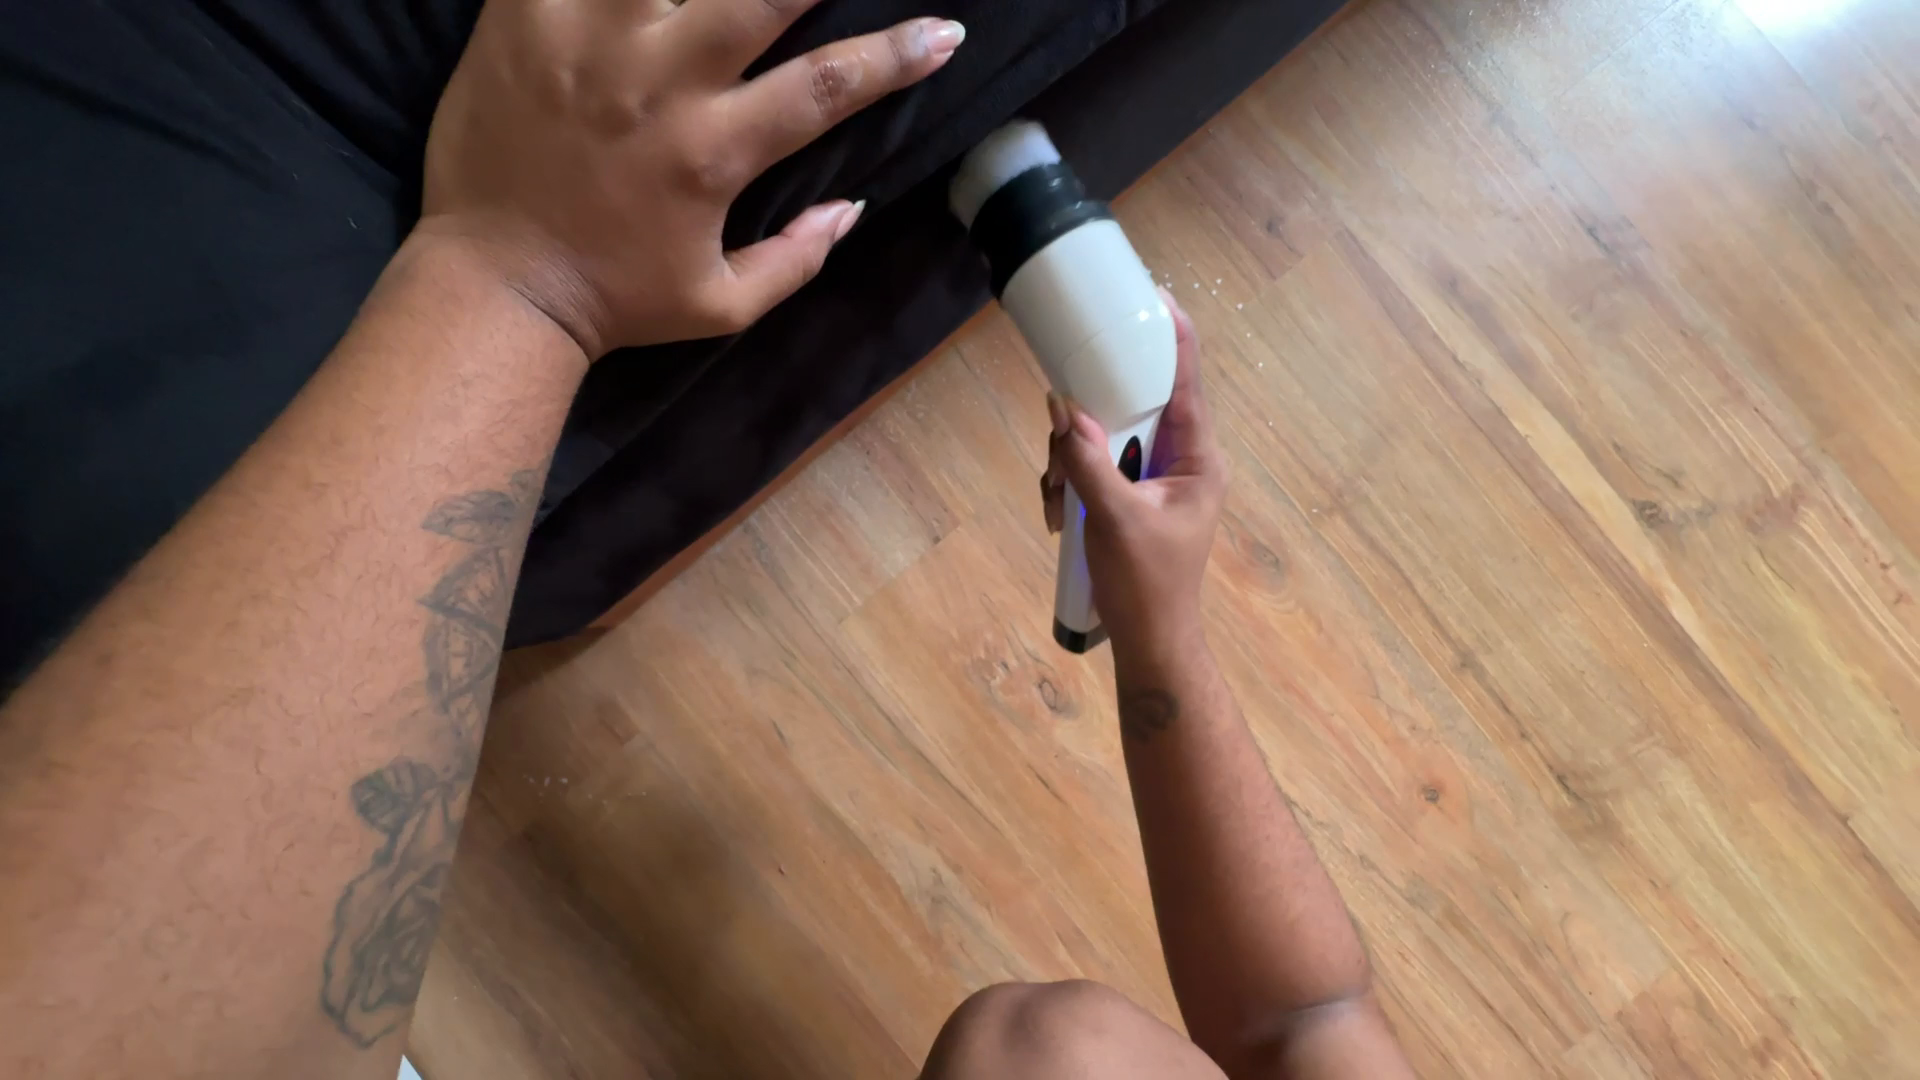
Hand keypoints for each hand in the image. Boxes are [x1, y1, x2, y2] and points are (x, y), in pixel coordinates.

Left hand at [417, 0, 965, 356]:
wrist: (500, 285)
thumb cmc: (622, 301)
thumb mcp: (724, 305)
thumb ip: (796, 258)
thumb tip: (852, 210)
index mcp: (712, 152)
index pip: (825, 88)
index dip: (893, 57)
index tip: (942, 33)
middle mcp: (658, 78)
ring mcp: (584, 34)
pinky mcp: (520, 13)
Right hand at [1042, 294, 1226, 647]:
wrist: (1148, 639)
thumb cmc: (1146, 584)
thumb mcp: (1114, 518)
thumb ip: (1087, 459)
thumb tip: (1062, 406)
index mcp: (1197, 457)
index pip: (1186, 379)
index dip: (1171, 335)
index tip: (1151, 295)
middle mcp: (1179, 459)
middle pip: (1133, 405)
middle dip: (1089, 423)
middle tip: (1061, 446)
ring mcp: (1152, 478)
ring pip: (1105, 437)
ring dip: (1071, 463)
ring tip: (1059, 504)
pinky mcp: (1128, 496)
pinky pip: (1094, 467)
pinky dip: (1071, 484)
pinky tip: (1061, 516)